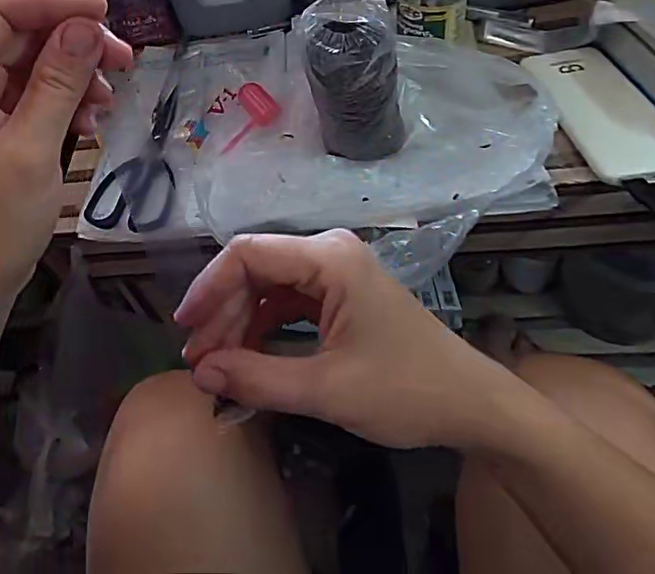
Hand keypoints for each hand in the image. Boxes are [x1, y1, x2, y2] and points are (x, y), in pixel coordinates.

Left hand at [0, 0, 133, 320]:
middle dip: (73, 40)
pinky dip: (63, 100)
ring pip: (29, 65)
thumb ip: (58, 83)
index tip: (105, 14)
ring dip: (74, 73)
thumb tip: (86, 25)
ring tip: (108, 102)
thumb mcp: (31, 152)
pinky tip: (88, 123)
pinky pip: (29, 97)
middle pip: (17, 34)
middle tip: (124, 61)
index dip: (51, 1)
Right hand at [175, 229, 518, 449]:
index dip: (209, 287)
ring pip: (269, 285)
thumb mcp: (326, 390)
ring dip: (240, 322)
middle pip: (256, 269)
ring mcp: (336, 271)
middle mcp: (329, 251)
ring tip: (215, 366)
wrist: (469, 403)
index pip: (249, 253)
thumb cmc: (405, 391)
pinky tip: (247, 357)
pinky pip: (288, 300)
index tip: (185, 329)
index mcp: (329, 258)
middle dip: (223, 313)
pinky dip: (264, 326)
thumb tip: (200, 373)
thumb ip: (257, 378)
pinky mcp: (340, 292)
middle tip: (199, 363)